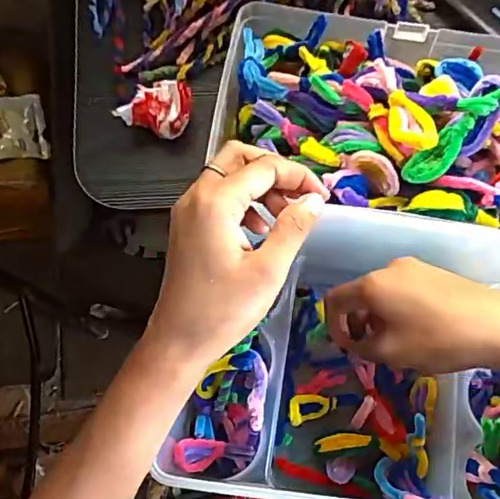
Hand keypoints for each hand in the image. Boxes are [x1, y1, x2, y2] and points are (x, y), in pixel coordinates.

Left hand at [146, 142, 326, 367]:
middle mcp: (196, 197)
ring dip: (260, 186)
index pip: (263, 167)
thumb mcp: (267, 271)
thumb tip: (313, 201)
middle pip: (239, 157)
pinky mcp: (187, 227)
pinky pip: (218, 197)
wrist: (178, 341)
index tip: (321, 198)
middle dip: (275, 170)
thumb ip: (293, 229)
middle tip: (300, 197)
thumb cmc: (222, 312)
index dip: (298, 176)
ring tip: (285, 216)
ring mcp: (188, 211)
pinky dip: (243, 201)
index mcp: (215, 202)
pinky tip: (261, 230)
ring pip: (227, 175)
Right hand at [323, 257, 499, 373]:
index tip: (349, 349)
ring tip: (397, 344)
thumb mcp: (390, 353)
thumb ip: (362, 348)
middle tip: (372, 350)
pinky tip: (419, 332)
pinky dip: (399, 311)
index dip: (333, 326)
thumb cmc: (437, 341)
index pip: (334, 300)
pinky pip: (403, 291)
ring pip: (382, 294)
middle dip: (358, 324)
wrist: (499, 326)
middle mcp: (390, 268)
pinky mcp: (436, 273)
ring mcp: (416, 268)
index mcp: (372, 284)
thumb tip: (357, 342)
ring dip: (379, 319)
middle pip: (359, 295)